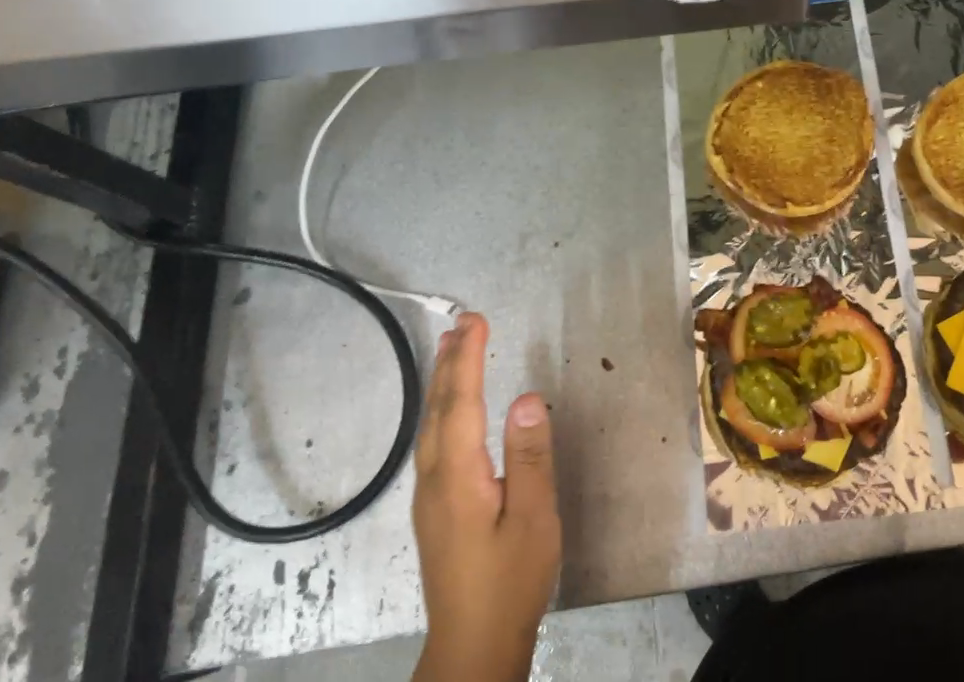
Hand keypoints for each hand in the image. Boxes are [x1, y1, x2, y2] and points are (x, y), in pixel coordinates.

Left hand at [412, 313, 560, 681]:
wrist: (473, 643)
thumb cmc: (510, 580)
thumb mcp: (533, 518)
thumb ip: (529, 457)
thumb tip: (527, 397)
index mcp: (457, 475)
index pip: (462, 402)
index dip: (469, 359)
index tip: (476, 320)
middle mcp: (434, 479)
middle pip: (439, 409)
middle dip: (450, 362)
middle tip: (462, 322)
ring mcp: (429, 496)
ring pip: (432, 426)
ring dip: (442, 384)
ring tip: (451, 352)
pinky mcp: (435, 510)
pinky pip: (434, 443)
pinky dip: (443, 411)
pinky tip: (452, 413)